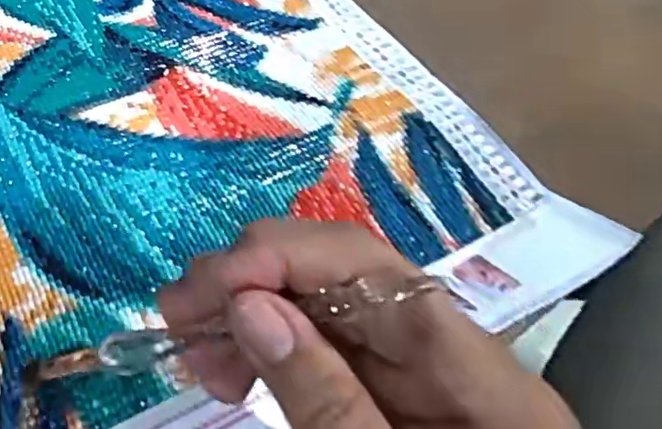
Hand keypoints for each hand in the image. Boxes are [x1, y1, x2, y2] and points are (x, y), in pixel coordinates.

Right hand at [157, 220, 577, 428]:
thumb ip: (328, 406)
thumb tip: (245, 301)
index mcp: (482, 376)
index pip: (366, 264)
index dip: (278, 255)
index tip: (207, 288)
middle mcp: (447, 351)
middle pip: (330, 271)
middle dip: (244, 280)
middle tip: (178, 318)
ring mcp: (414, 369)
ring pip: (309, 297)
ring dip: (240, 309)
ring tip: (194, 351)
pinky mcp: (382, 386)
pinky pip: (310, 336)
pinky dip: (259, 342)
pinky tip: (225, 366)